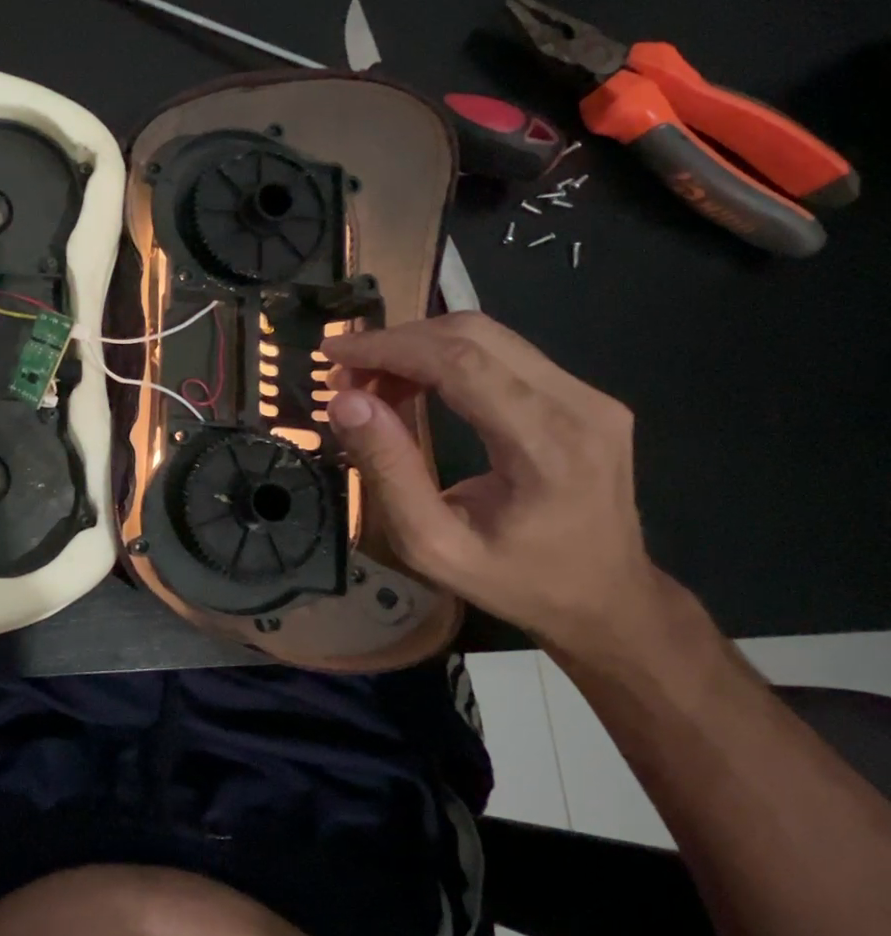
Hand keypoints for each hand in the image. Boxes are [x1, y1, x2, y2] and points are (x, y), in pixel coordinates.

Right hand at [321, 313, 670, 648]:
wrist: (604, 599)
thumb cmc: (514, 581)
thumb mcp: (432, 544)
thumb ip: (389, 471)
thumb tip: (345, 402)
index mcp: (548, 444)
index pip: (461, 362)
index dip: (388, 347)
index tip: (332, 350)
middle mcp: (580, 404)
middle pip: (475, 336)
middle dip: (397, 343)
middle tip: (344, 374)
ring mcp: (590, 395)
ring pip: (489, 338)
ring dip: (418, 349)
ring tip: (370, 383)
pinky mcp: (584, 396)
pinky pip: (504, 355)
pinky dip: (445, 360)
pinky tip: (411, 388)